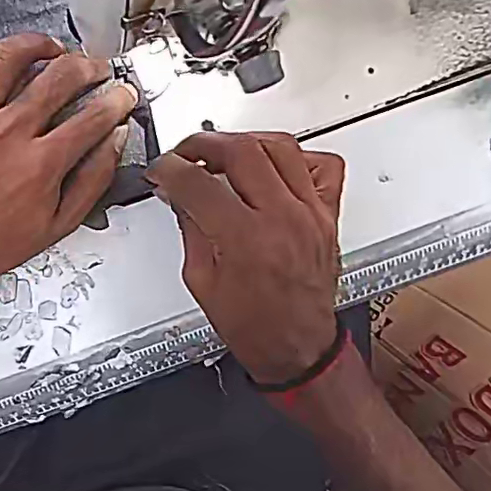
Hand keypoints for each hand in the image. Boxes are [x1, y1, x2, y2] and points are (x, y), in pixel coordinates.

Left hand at [0, 33, 136, 338]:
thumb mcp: (60, 224)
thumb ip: (94, 178)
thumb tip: (115, 140)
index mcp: (39, 164)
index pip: (93, 115)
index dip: (117, 99)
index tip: (122, 95)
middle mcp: (6, 135)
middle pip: (58, 76)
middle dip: (89, 66)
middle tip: (95, 69)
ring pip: (7, 58)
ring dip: (37, 44)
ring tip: (52, 48)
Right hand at [146, 131, 345, 385]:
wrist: (298, 348)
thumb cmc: (255, 327)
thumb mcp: (202, 280)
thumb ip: (191, 228)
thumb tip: (179, 194)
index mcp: (246, 241)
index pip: (198, 183)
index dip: (170, 169)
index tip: (162, 170)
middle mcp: (283, 220)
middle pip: (241, 150)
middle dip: (203, 144)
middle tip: (187, 153)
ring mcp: (311, 214)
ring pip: (281, 146)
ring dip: (245, 141)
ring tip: (224, 152)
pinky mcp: (328, 215)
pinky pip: (323, 165)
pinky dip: (296, 157)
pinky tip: (274, 165)